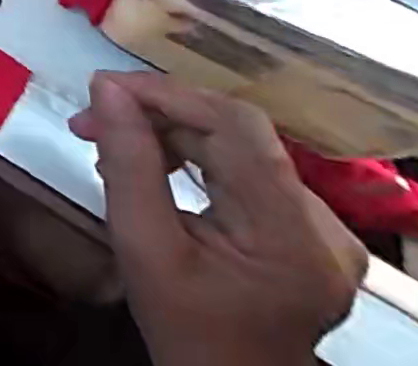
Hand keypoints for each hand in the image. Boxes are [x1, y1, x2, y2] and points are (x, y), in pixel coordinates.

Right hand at [69, 73, 366, 365]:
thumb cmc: (183, 329)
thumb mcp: (141, 247)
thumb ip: (127, 162)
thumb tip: (106, 87)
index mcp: (292, 238)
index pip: (235, 127)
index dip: (168, 95)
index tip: (103, 88)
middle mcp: (324, 224)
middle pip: (234, 131)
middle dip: (158, 112)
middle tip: (92, 118)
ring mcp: (324, 225)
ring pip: (234, 141)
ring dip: (167, 129)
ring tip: (110, 139)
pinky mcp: (308, 224)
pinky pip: (241, 163)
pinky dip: (189, 151)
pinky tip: (152, 160)